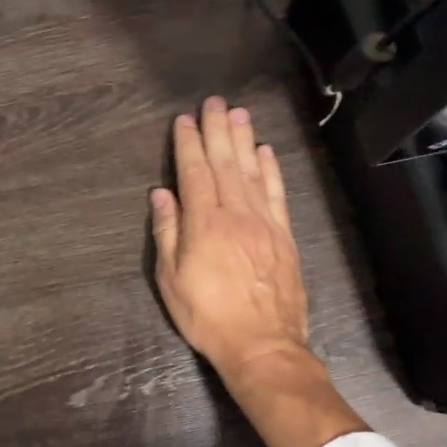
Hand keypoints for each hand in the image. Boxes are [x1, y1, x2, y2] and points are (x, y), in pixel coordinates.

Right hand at [150, 96, 310, 377]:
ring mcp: (264, 223)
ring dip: (244, 140)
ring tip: (239, 113)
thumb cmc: (207, 315)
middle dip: (217, 130)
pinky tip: (266, 152)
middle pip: (225, 163)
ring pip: (253, 172)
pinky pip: (277, 194)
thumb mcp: (171, 279)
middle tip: (214, 102)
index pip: (194, 173)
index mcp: (204, 224)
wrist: (263, 345)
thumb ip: (167, 233)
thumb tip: (161, 195)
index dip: (188, 144)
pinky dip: (272, 170)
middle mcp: (236, 214)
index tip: (184, 120)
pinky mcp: (284, 236)